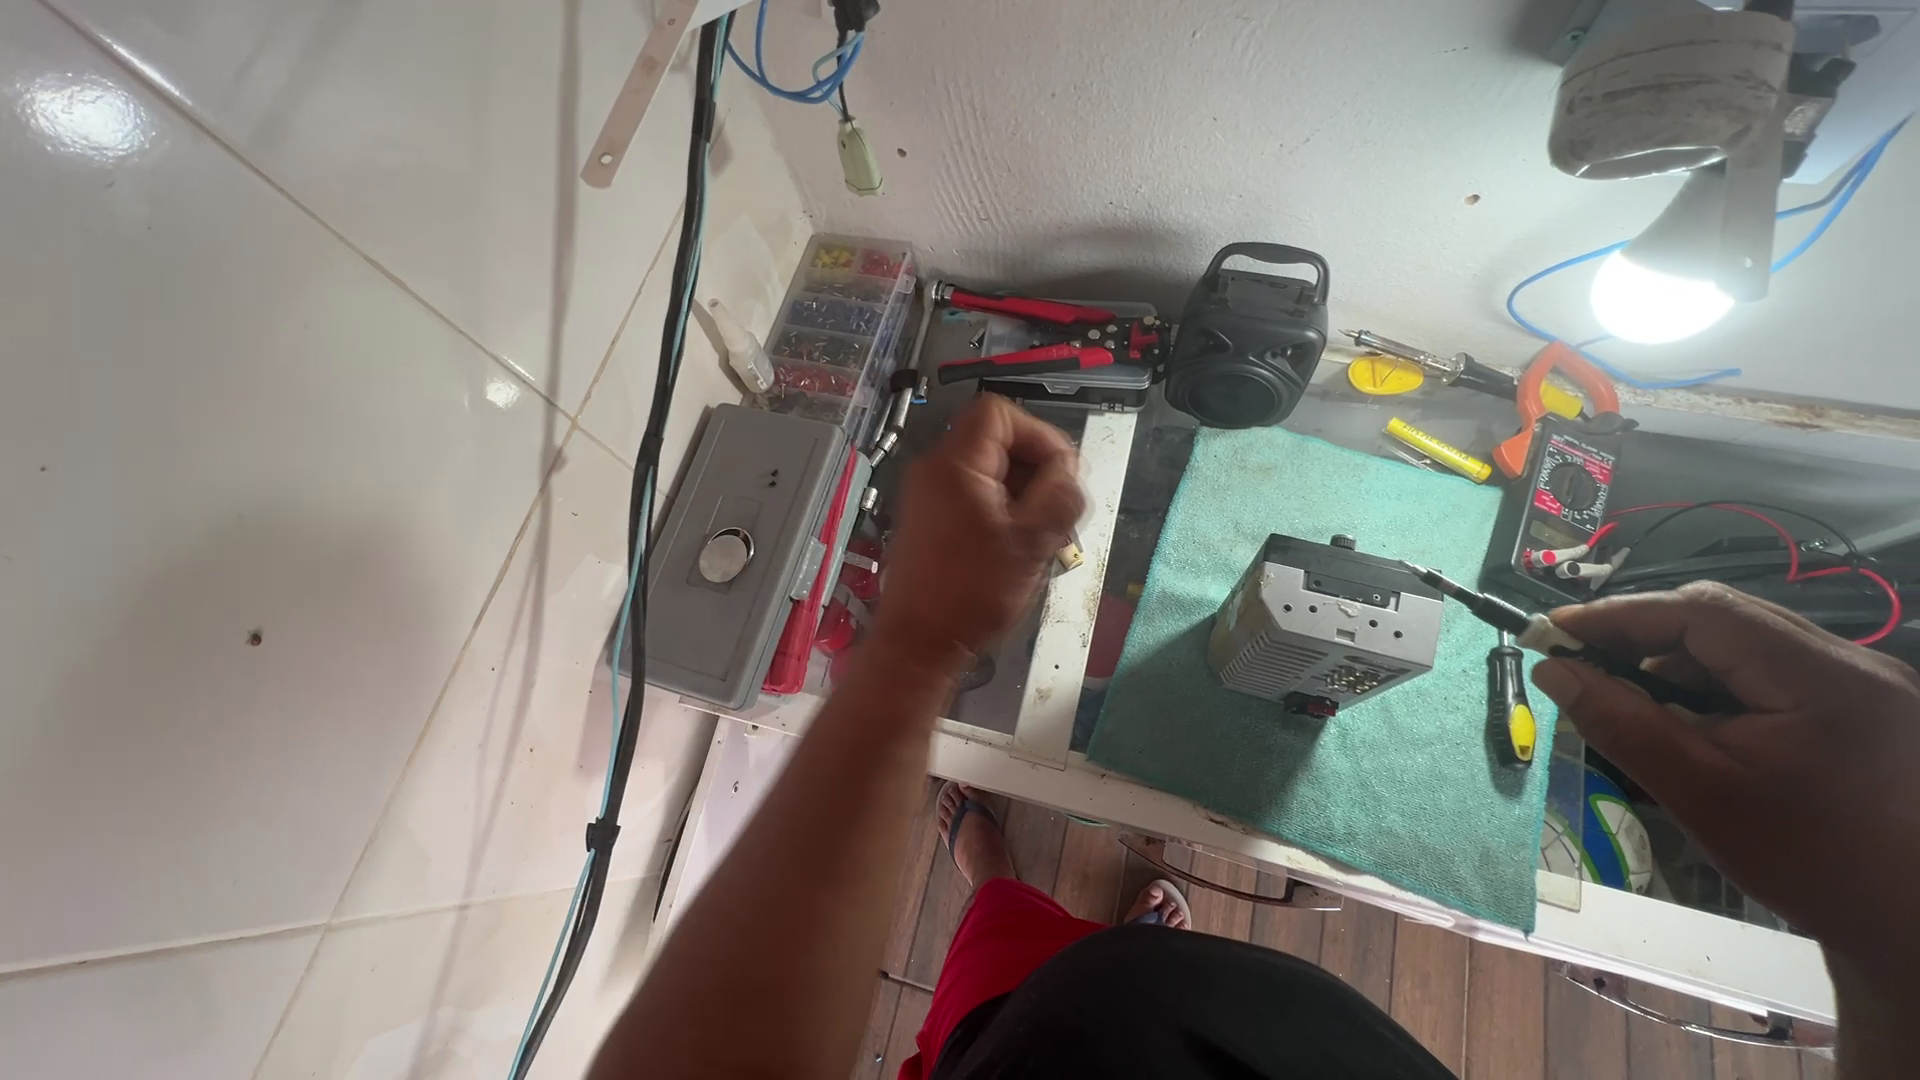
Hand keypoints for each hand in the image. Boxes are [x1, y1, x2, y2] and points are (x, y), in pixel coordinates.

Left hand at [874, 395, 1085, 673]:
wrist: (918, 644)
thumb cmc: (972, 592)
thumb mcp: (1033, 542)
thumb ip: (1061, 494)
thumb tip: (1068, 470)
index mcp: (954, 464)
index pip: (999, 413)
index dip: (1038, 434)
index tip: (1060, 473)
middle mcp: (934, 470)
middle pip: (995, 441)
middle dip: (1035, 469)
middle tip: (1058, 510)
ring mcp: (927, 496)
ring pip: (987, 472)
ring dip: (1023, 494)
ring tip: (1042, 535)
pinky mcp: (929, 521)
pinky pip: (972, 496)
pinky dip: (1001, 510)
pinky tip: (1018, 547)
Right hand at [1530, 582, 1919, 980]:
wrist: (1917, 927)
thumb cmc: (1808, 860)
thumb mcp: (1696, 790)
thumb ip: (1618, 721)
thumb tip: (1550, 669)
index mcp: (1823, 678)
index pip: (1701, 612)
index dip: (1618, 614)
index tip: (1554, 632)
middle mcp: (1852, 664)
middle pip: (1722, 617)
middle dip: (1641, 634)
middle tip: (1580, 661)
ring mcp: (1862, 683)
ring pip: (1739, 641)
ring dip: (1672, 660)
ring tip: (1629, 699)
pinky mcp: (1858, 705)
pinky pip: (1763, 668)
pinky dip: (1708, 681)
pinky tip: (1686, 719)